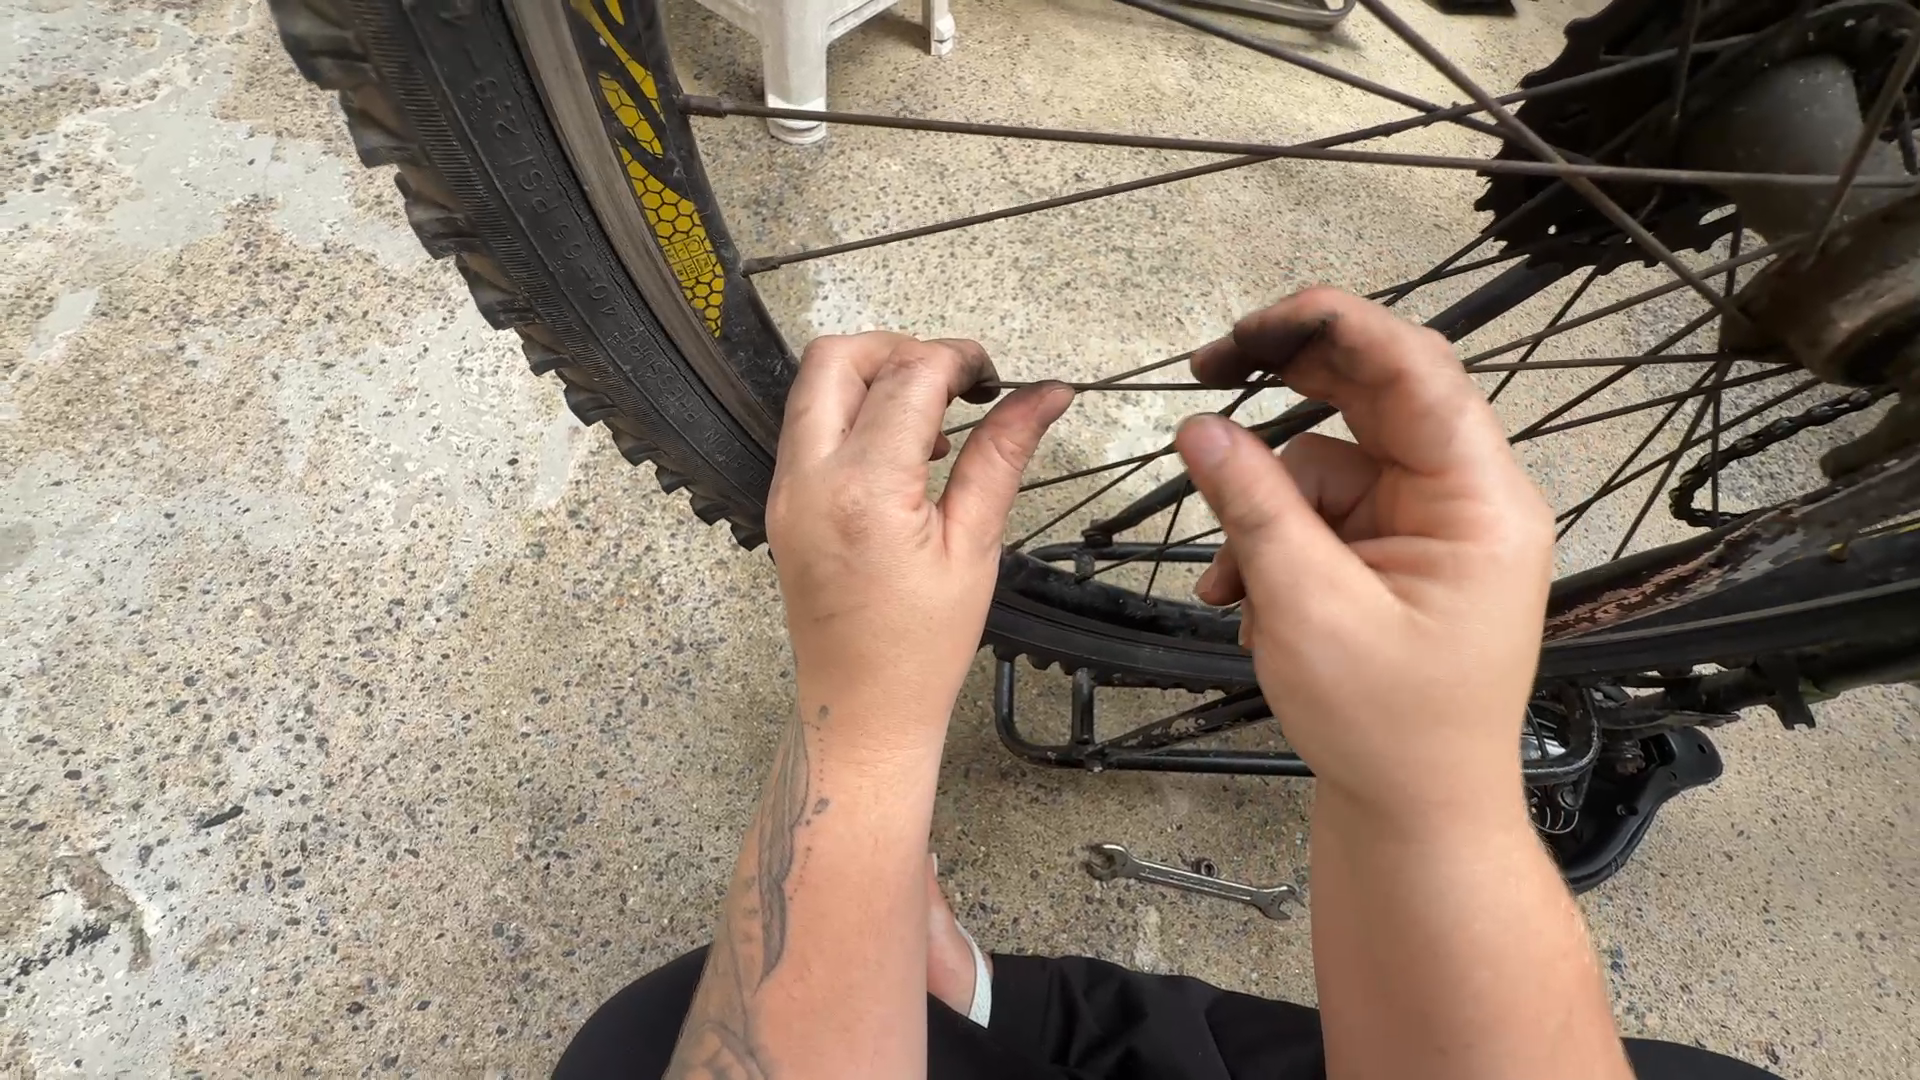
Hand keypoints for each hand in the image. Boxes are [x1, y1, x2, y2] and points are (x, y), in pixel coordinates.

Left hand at [766, 333, 1073, 757]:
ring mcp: (785, 490)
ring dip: (874, 378)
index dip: (959, 359)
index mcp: (864, 490)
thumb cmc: (921, 647)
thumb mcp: (975, 545)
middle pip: (837, 357)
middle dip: (901, 348)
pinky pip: (809, 428)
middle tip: (955, 380)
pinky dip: (853, 414)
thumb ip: (1002, 455)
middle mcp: (809, 479)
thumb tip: (1045, 395)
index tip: (996, 378)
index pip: (909, 378)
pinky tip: (901, 452)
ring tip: (934, 419)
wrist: (861, 708)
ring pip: (815, 387)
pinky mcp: (782, 504)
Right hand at [1175, 288, 1553, 825]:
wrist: (1409, 805)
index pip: (1416, 373)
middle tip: (1207, 368)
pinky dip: (1265, 547)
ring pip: (1317, 468)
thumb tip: (1197, 429)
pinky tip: (1244, 602)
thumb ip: (1252, 508)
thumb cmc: (1381, 720)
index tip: (1252, 324)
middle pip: (1367, 400)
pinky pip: (1308, 516)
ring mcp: (1413, 523)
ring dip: (1257, 512)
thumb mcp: (1306, 607)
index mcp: (1475, 500)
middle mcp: (1454, 496)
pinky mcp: (1379, 551)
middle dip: (1283, 385)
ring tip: (1230, 585)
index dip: (1336, 328)